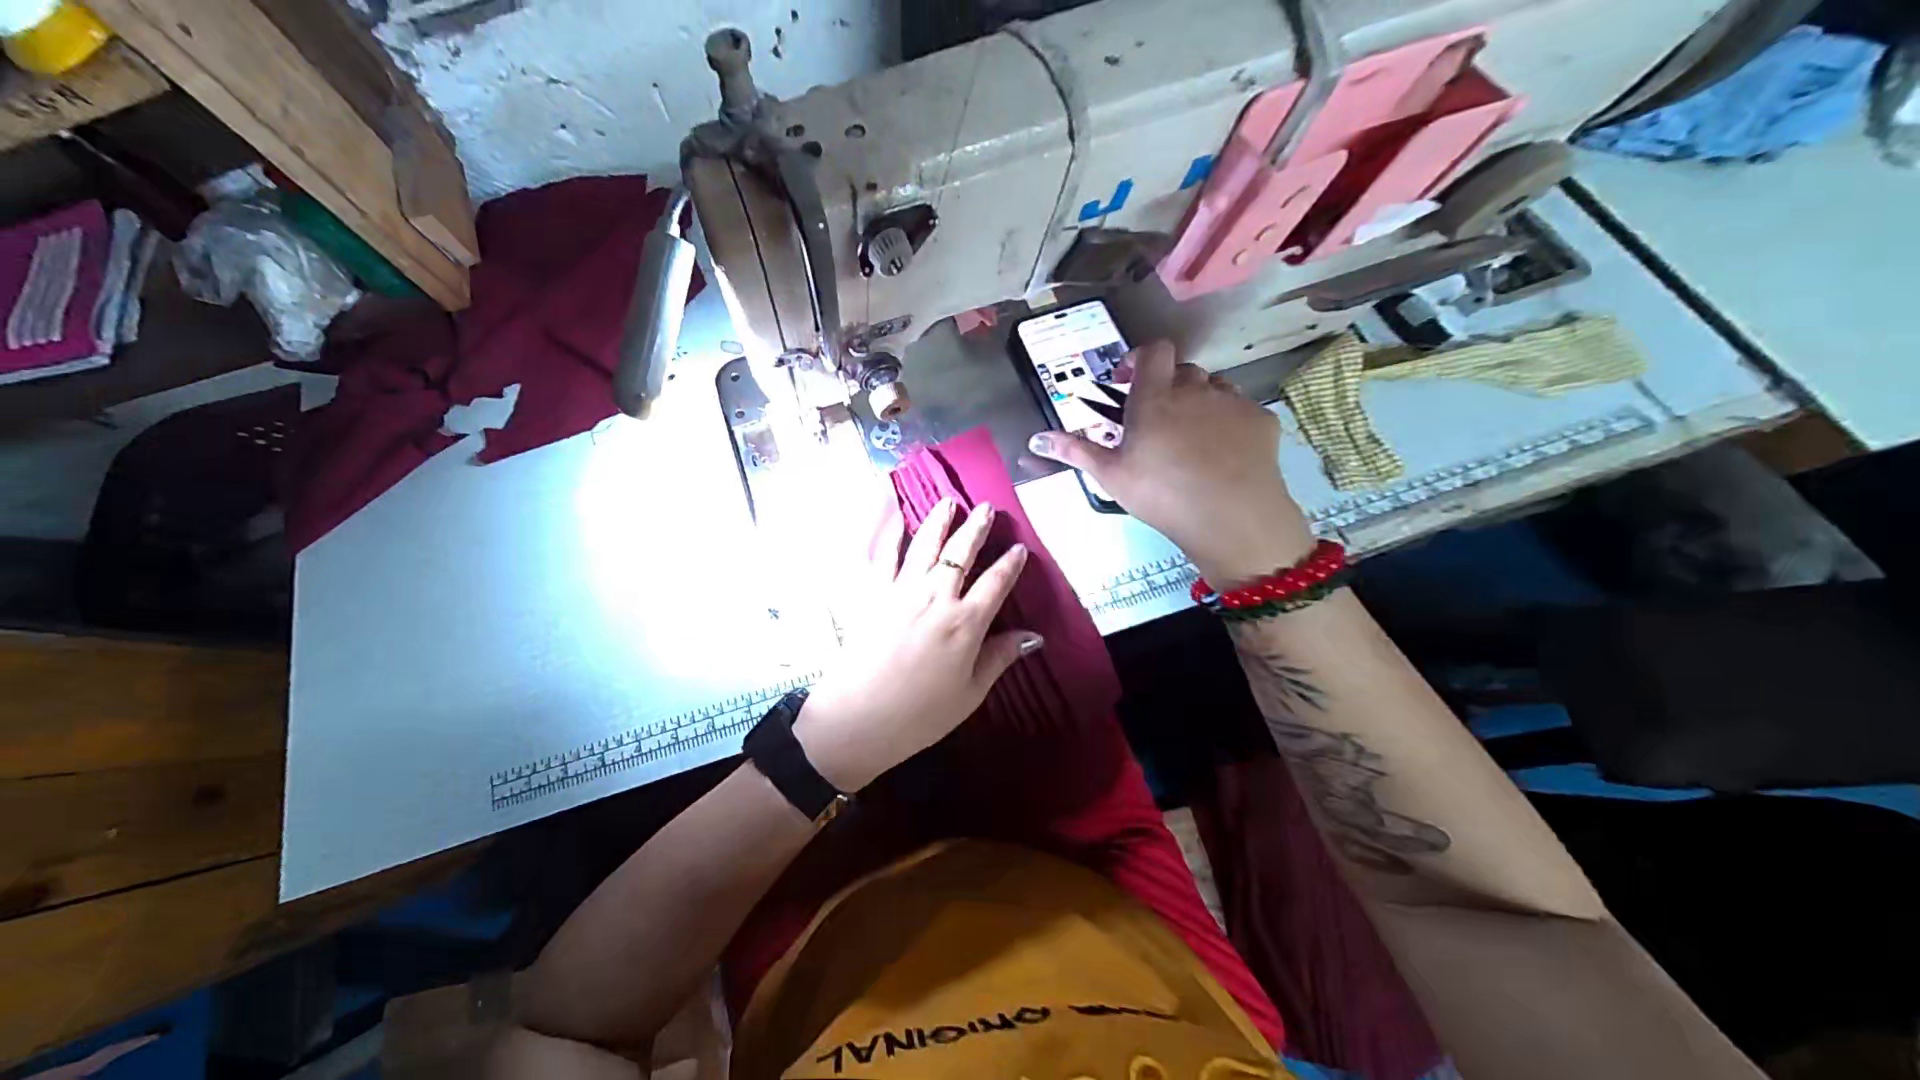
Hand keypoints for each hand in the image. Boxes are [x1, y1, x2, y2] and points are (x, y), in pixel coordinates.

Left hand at [794, 497, 1041, 791]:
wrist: (860, 716)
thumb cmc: (921, 714)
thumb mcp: (970, 692)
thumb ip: (1000, 657)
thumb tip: (1034, 637)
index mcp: (966, 623)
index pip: (996, 583)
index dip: (1010, 565)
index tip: (1019, 549)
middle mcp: (936, 598)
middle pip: (961, 554)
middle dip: (976, 529)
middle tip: (986, 508)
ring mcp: (901, 592)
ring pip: (925, 546)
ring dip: (939, 522)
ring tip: (948, 503)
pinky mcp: (872, 595)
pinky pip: (883, 557)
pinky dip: (890, 534)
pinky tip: (896, 518)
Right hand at [1028, 339, 1313, 586]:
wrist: (1232, 517)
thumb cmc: (1161, 494)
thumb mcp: (1111, 476)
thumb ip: (1076, 451)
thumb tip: (1036, 439)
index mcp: (1155, 397)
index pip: (1153, 351)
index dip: (1140, 358)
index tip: (1128, 381)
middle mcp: (1195, 389)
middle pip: (1182, 370)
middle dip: (1168, 386)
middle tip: (1157, 420)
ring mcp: (1232, 401)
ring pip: (1213, 387)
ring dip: (1200, 400)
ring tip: (1191, 435)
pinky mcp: (1261, 419)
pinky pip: (1241, 409)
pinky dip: (1228, 422)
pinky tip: (1224, 453)